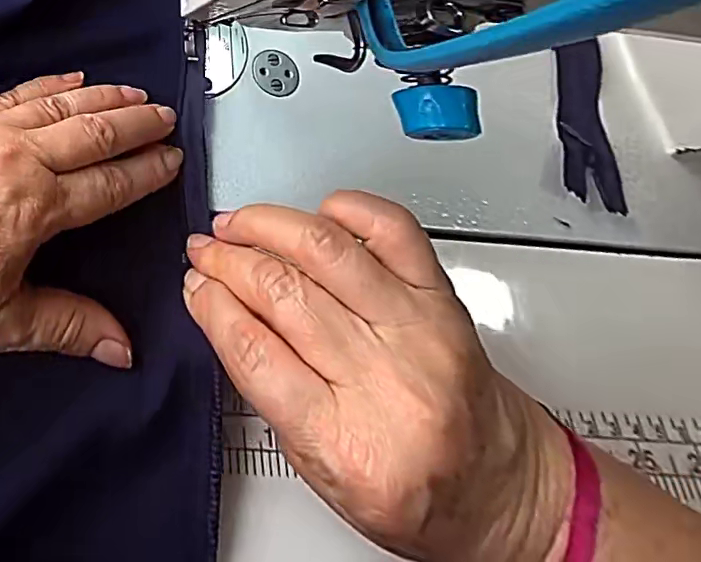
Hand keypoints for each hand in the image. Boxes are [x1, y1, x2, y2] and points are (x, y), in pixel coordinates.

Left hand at [0, 73, 182, 377]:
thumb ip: (67, 325)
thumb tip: (120, 346)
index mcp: (32, 208)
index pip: (108, 183)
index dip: (146, 171)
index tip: (171, 160)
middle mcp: (13, 159)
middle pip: (93, 132)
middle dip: (136, 124)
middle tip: (165, 117)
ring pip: (58, 105)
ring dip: (101, 96)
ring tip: (132, 93)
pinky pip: (14, 94)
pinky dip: (48, 85)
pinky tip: (69, 79)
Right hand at [182, 192, 570, 561]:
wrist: (506, 492)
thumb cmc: (409, 488)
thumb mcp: (310, 460)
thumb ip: (258, 377)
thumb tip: (213, 297)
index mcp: (351, 444)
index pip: (252, 349)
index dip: (209, 302)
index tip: (194, 285)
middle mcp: (392, 384)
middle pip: (280, 291)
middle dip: (224, 260)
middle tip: (204, 251)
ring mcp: (423, 334)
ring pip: (323, 249)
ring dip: (263, 224)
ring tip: (237, 225)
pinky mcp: (445, 301)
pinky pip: (393, 229)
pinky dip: (346, 208)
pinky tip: (315, 214)